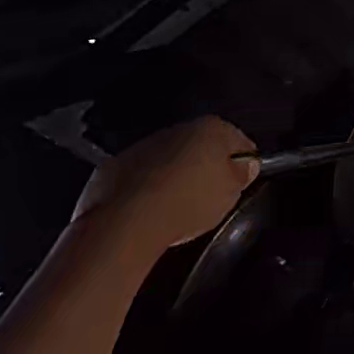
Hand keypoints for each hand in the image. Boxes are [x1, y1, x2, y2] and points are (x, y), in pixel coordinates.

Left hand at [71, 116, 257, 251]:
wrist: (124, 226)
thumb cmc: (189, 202)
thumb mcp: (233, 191)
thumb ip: (244, 172)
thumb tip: (244, 166)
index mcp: (212, 127)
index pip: (238, 142)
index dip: (240, 165)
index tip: (236, 185)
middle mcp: (177, 129)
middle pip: (199, 148)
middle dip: (203, 168)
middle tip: (206, 198)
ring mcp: (140, 148)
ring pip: (166, 161)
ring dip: (171, 177)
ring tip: (172, 209)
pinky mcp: (109, 170)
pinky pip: (135, 178)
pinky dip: (141, 190)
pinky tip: (144, 212)